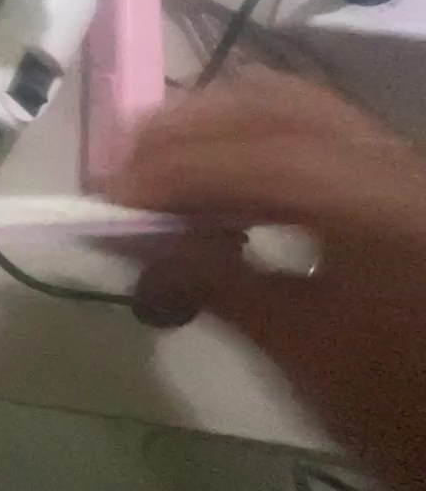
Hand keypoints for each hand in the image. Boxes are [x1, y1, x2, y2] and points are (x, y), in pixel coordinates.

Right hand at [107, 71, 425, 488]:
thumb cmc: (401, 399)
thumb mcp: (304, 351)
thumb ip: (206, 278)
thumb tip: (110, 231)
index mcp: (387, 210)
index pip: (255, 157)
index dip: (164, 173)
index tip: (104, 209)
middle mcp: (395, 167)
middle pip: (258, 106)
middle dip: (172, 140)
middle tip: (125, 190)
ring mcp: (397, 163)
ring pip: (274, 103)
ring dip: (198, 134)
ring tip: (158, 183)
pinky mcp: (387, 174)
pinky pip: (299, 125)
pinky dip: (236, 142)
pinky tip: (214, 190)